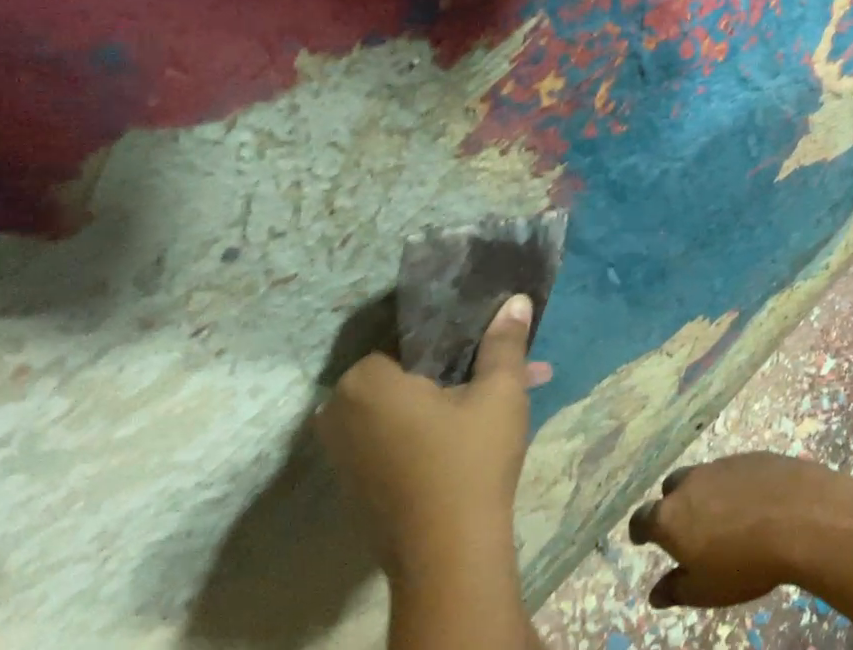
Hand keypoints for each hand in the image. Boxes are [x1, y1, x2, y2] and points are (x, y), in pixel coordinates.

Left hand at [315, 294, 549, 574]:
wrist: (447, 551)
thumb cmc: (470, 460)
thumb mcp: (500, 392)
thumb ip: (505, 343)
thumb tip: (514, 300)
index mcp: (364, 382)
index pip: (413, 343)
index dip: (460, 344)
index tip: (499, 353)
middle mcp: (338, 412)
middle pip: (412, 376)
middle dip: (465, 375)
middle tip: (513, 381)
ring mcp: (342, 453)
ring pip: (408, 409)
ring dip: (454, 404)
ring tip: (508, 409)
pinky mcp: (356, 484)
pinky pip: (398, 439)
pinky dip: (433, 434)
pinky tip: (477, 440)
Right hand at [629, 453, 852, 607]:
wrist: (803, 517)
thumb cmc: (746, 562)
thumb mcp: (706, 589)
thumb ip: (677, 589)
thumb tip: (655, 593)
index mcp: (671, 516)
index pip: (642, 519)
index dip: (640, 530)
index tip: (641, 538)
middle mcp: (693, 482)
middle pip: (673, 488)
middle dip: (674, 504)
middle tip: (687, 525)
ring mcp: (726, 464)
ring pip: (707, 475)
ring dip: (709, 492)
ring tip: (724, 515)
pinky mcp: (757, 456)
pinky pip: (738, 470)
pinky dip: (739, 484)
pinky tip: (756, 501)